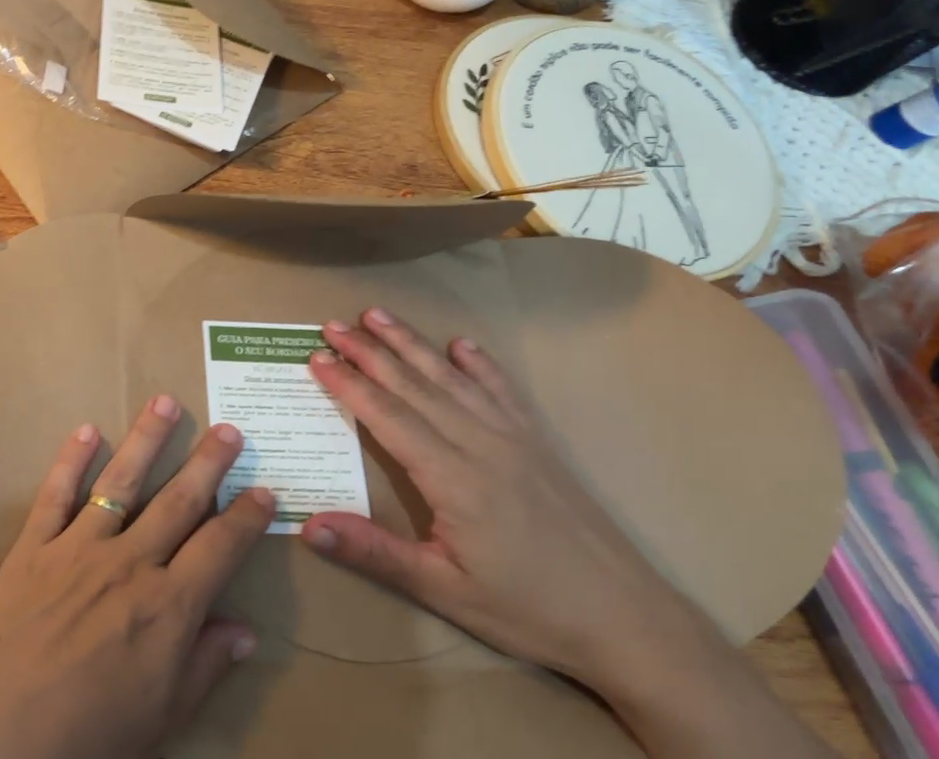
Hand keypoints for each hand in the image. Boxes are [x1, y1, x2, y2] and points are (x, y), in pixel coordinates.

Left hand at [0, 395, 275, 758]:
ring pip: (121, 482)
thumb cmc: (92, 731)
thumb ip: (206, 664)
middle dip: (208, 463)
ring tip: (166, 402)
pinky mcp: (34, 547)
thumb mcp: (165, 713)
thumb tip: (245, 629)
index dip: (246, 517)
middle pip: (179, 502)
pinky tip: (86, 430)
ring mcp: (78, 548)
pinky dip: (70, 460)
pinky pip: (55, 494)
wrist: (3, 729)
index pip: (220, 547)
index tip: (264, 490)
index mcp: (168, 606)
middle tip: (230, 429)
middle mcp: (129, 563)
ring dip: (146, 440)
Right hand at [298, 308, 702, 683]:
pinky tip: (462, 345)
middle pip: (414, 386)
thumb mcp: (444, 592)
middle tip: (332, 324)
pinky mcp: (541, 447)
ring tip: (378, 315)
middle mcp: (482, 445)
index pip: (388, 416)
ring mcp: (516, 441)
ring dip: (412, 344)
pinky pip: (504, 392)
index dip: (348, 384)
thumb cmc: (529, 611)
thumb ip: (375, 554)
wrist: (630, 622)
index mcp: (453, 478)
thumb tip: (309, 525)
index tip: (316, 357)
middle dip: (369, 352)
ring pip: (453, 379)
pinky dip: (481, 364)